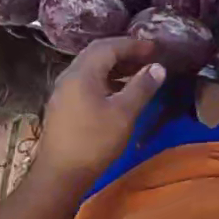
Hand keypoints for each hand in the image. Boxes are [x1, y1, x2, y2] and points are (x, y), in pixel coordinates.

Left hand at [31, 37, 165, 187]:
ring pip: (90, 68)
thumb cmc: (95, 141)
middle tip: (146, 56)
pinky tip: (118, 92)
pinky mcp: (63, 106)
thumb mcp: (124, 113)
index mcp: (82, 73)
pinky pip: (86, 82)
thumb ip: (142, 87)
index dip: (132, 44)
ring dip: (114, 66)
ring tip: (137, 72)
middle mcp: (69, 76)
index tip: (154, 47)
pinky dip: (105, 79)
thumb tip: (158, 67)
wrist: (60, 174)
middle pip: (96, 53)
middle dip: (122, 51)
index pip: (108, 46)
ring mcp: (63, 91)